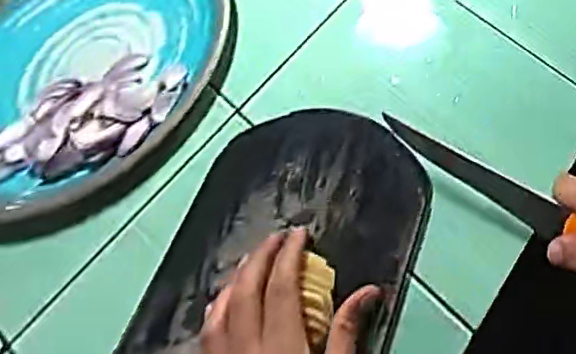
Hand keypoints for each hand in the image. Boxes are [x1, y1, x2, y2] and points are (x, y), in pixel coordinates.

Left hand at [202, 229, 380, 353]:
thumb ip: (347, 335)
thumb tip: (368, 291)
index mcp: (282, 351)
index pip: (281, 287)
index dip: (289, 255)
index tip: (300, 234)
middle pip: (246, 294)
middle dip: (260, 258)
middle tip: (277, 238)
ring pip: (218, 317)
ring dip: (234, 283)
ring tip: (249, 264)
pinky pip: (206, 343)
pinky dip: (215, 315)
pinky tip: (223, 308)